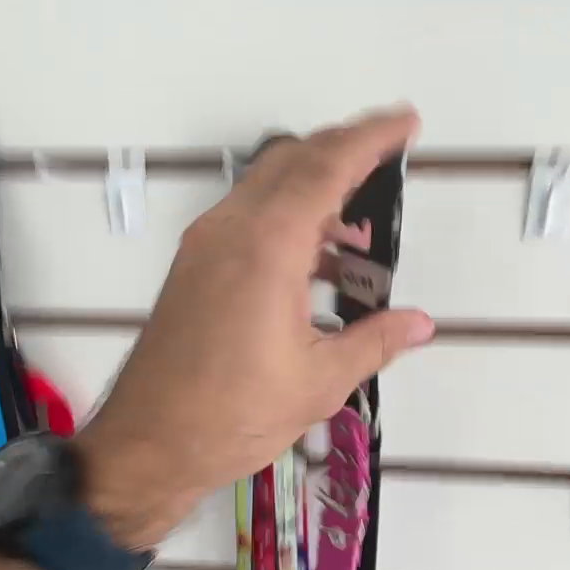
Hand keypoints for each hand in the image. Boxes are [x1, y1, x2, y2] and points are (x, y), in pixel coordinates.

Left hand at [78, 106, 434, 547]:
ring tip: (358, 236)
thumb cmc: (234, 415)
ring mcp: (204, 247)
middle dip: (343, 152)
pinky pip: (245, 221)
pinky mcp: (192, 270)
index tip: (407, 123)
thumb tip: (420, 324)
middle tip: (387, 162)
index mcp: (267, 246)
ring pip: (265, 190)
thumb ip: (374, 342)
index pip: (327, 167)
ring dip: (313, 194)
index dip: (372, 139)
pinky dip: (285, 224)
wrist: (149, 445)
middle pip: (292, 162)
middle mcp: (230, 230)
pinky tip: (314, 267)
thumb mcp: (318, 382)